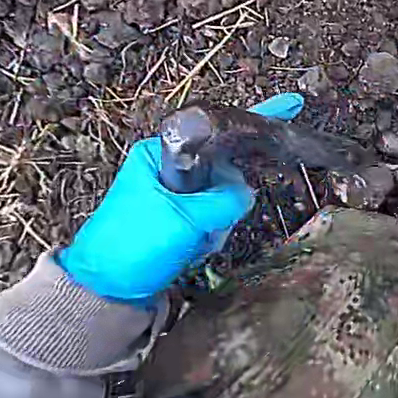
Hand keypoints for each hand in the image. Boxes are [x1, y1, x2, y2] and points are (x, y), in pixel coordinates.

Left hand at [57, 93, 304, 305]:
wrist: (106, 292)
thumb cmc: (133, 245)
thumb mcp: (185, 217)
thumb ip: (226, 199)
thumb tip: (246, 193)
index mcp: (161, 154)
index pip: (216, 129)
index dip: (257, 120)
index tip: (292, 105)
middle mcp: (170, 168)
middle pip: (227, 170)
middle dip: (228, 201)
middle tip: (212, 225)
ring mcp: (178, 195)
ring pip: (225, 198)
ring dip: (218, 224)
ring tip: (194, 242)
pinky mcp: (183, 219)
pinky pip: (216, 218)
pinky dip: (211, 235)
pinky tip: (194, 249)